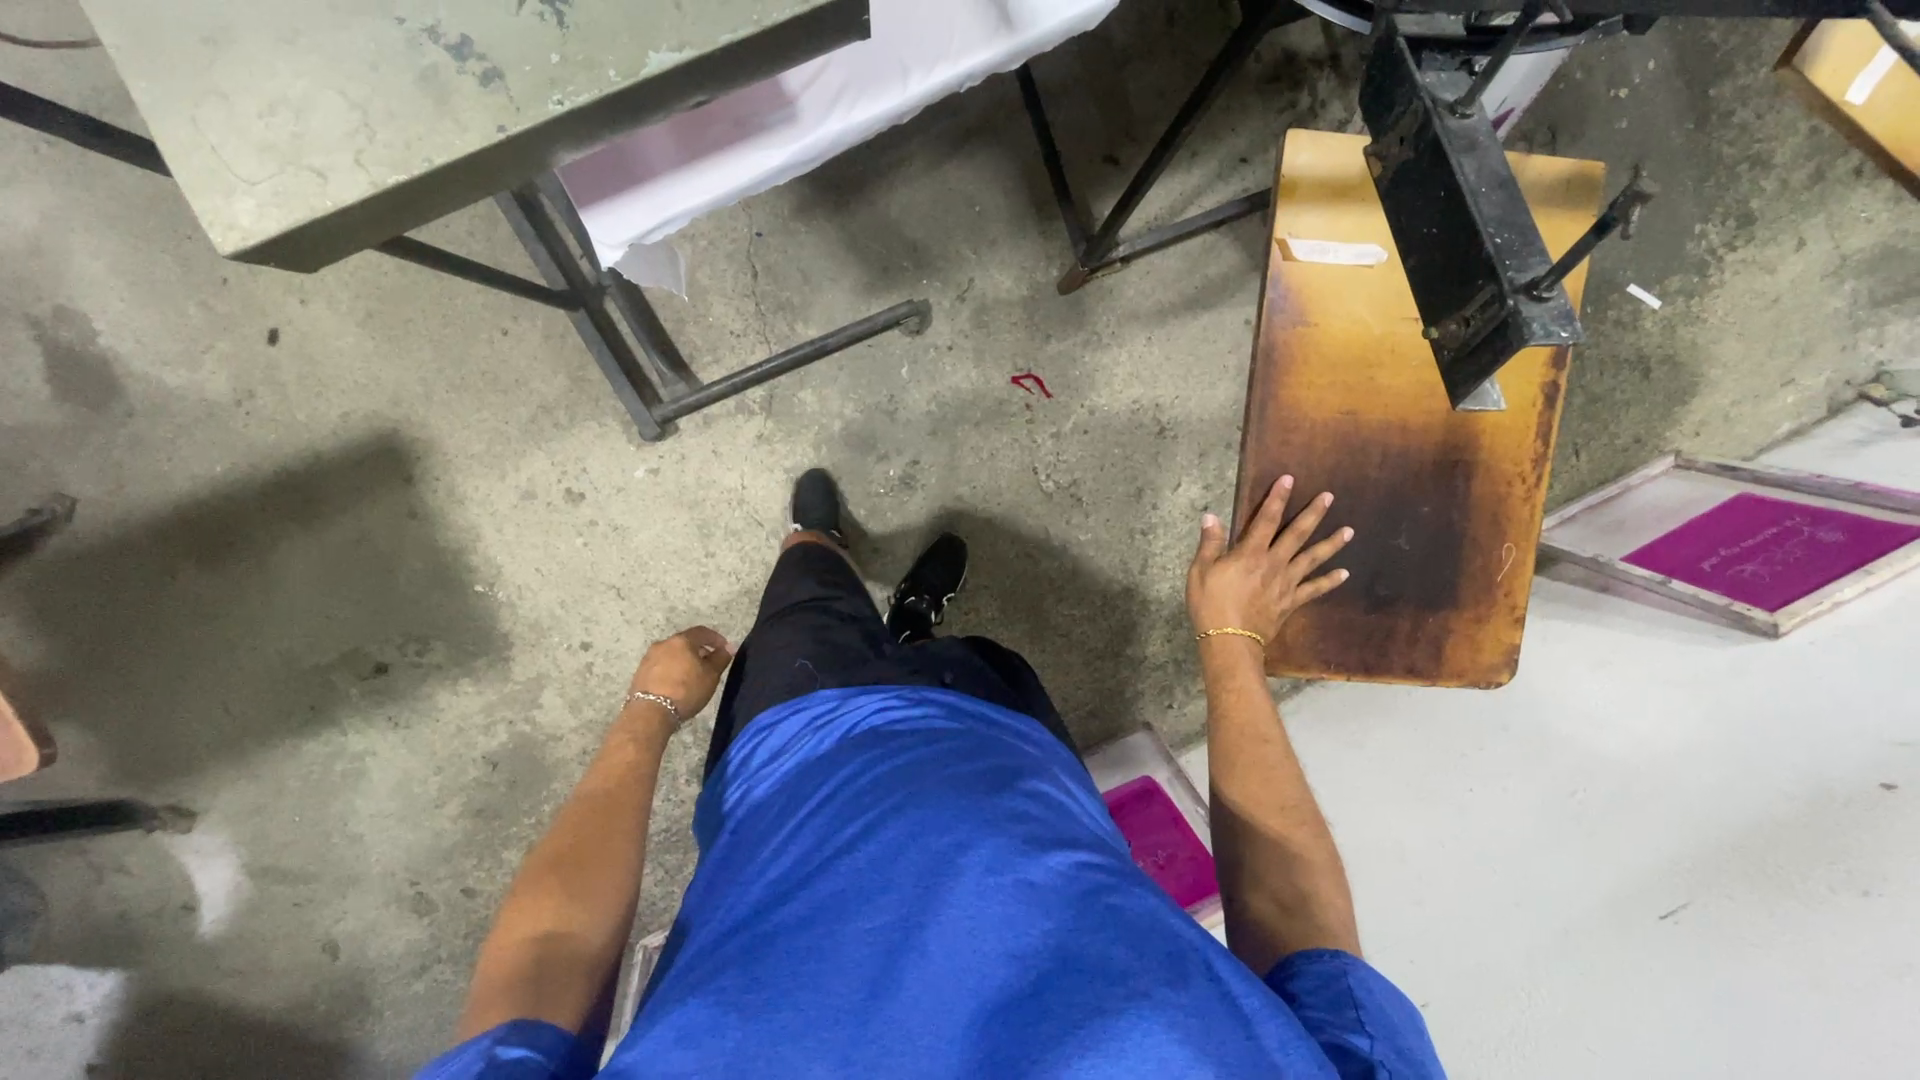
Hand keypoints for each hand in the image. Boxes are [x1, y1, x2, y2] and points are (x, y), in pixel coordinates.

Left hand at [628, 626, 733, 719]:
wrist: (650, 712)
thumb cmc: (686, 690)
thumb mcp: (711, 675)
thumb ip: (721, 658)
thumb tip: (729, 647)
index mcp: (681, 640)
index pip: (702, 632)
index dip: (716, 638)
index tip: (725, 649)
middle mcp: (663, 644)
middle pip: (685, 642)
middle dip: (699, 650)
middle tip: (709, 664)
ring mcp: (648, 658)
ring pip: (672, 654)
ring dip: (684, 660)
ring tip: (692, 676)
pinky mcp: (640, 673)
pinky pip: (661, 666)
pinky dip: (672, 670)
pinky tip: (676, 684)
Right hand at [1187, 476, 1352, 646]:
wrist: (1230, 640)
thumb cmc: (1210, 604)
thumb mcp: (1200, 571)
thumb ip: (1210, 543)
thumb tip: (1211, 516)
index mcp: (1250, 553)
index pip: (1266, 519)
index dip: (1277, 498)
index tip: (1289, 479)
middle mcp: (1274, 563)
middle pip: (1297, 534)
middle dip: (1313, 514)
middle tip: (1329, 497)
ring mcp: (1286, 583)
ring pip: (1312, 559)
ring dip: (1331, 544)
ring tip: (1349, 531)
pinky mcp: (1291, 602)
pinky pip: (1314, 589)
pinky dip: (1329, 581)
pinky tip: (1344, 574)